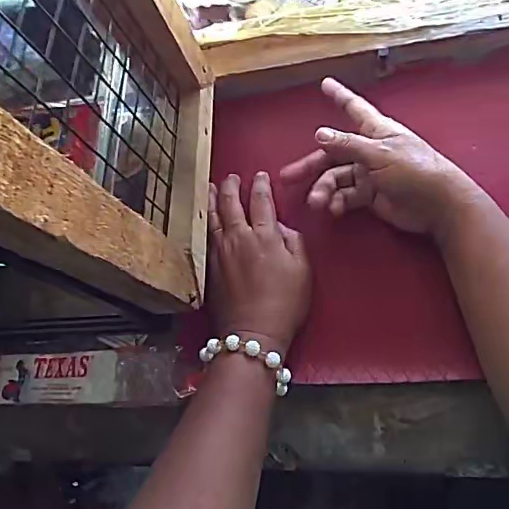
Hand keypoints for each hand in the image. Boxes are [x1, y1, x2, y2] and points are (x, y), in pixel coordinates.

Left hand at [206, 171, 310, 350]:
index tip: (260, 176)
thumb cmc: (284, 304)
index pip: (261, 201)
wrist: (252, 333)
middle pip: (231, 204)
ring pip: (212, 217)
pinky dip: (205, 221)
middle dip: (231, 187)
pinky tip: (205, 218)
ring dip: (213, 199)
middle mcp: (239, 239)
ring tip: (212, 189)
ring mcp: (220, 252)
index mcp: (265, 236)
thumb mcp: (303, 270)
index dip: (260, 186)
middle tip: (232, 178)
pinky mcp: (210, 267)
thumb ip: (295, 242)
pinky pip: (206, 235)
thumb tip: (283, 228)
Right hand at [278, 78, 479, 236]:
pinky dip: (337, 202)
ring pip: (337, 178)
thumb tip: (319, 133)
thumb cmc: (415, 171)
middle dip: (311, 166)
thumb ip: (348, 145)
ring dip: (324, 190)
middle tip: (288, 177)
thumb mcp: (379, 155)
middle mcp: (370, 149)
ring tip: (317, 203)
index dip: (339, 96)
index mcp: (376, 131)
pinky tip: (334, 209)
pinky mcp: (371, 195)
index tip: (325, 82)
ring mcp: (369, 173)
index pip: (353, 108)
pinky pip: (346, 196)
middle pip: (334, 153)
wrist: (439, 206)